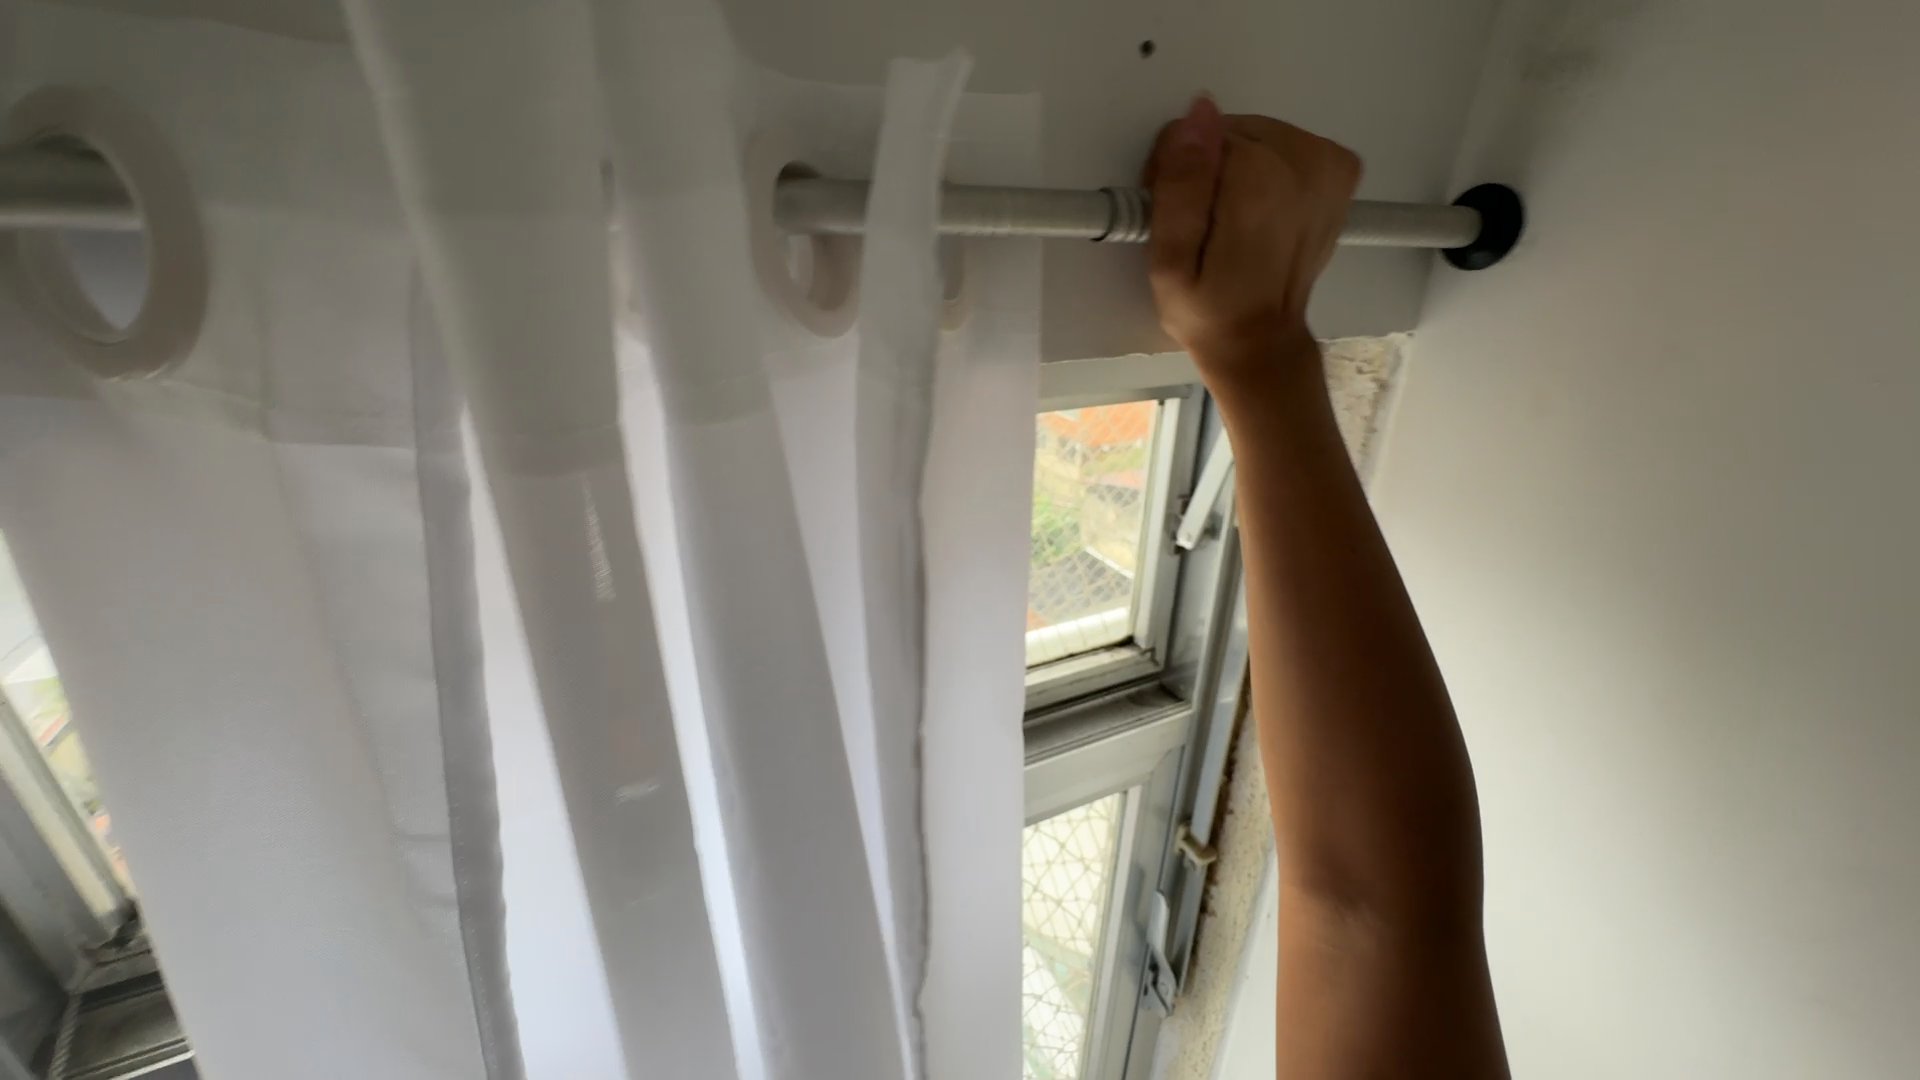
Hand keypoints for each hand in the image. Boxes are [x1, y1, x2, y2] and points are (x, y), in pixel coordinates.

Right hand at [1145, 96, 1361, 390]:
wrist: (1258, 339)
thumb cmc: (1206, 311)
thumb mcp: (1169, 262)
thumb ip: (1180, 186)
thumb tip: (1198, 114)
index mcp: (1260, 186)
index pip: (1202, 134)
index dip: (1180, 170)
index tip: (1176, 215)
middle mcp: (1306, 165)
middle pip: (1234, 131)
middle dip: (1209, 168)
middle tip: (1201, 224)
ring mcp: (1330, 166)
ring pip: (1259, 135)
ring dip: (1237, 169)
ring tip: (1227, 222)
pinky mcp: (1340, 169)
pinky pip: (1287, 146)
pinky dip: (1267, 170)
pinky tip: (1258, 212)